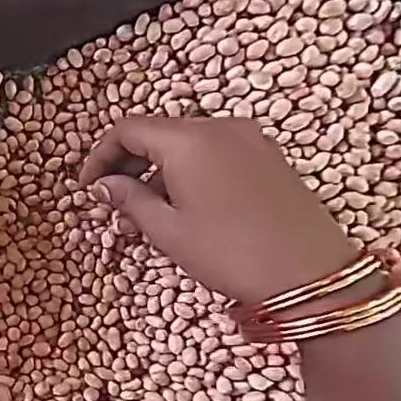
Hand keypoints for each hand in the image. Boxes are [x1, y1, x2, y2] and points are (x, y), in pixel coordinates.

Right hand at [78, 116, 358, 304]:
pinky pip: (214, 153)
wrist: (312, 274)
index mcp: (188, 139)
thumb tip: (104, 186)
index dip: (99, 157)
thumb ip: (130, 200)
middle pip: (157, 134)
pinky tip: (185, 209)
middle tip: (115, 208)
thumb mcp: (169, 231)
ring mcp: (249, 138)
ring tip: (147, 218)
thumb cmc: (230, 253)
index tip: (88, 188)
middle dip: (128, 167)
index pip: (127, 130)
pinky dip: (188, 173)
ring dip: (158, 173)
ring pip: (185, 145)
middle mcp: (219, 126)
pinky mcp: (267, 155)